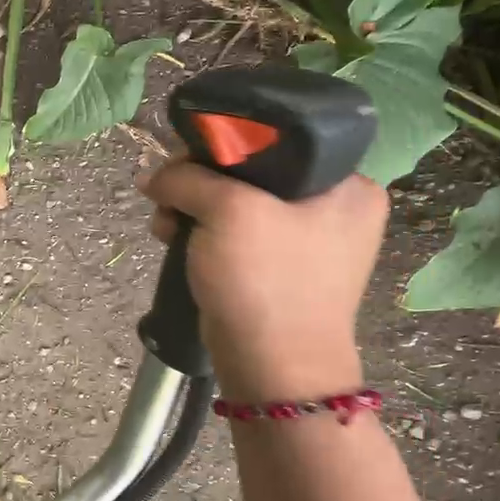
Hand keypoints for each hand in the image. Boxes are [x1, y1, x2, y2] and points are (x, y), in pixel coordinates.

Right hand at [139, 159, 387, 401]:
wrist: (271, 358)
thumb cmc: (264, 278)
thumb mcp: (226, 210)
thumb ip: (185, 177)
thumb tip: (152, 178)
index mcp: (347, 186)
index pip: (272, 142)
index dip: (220, 148)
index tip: (186, 169)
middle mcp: (330, 206)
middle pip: (242, 171)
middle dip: (195, 185)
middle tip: (172, 205)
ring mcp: (301, 237)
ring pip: (225, 200)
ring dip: (186, 209)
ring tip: (169, 230)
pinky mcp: (272, 263)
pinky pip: (224, 229)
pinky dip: (194, 231)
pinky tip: (176, 242)